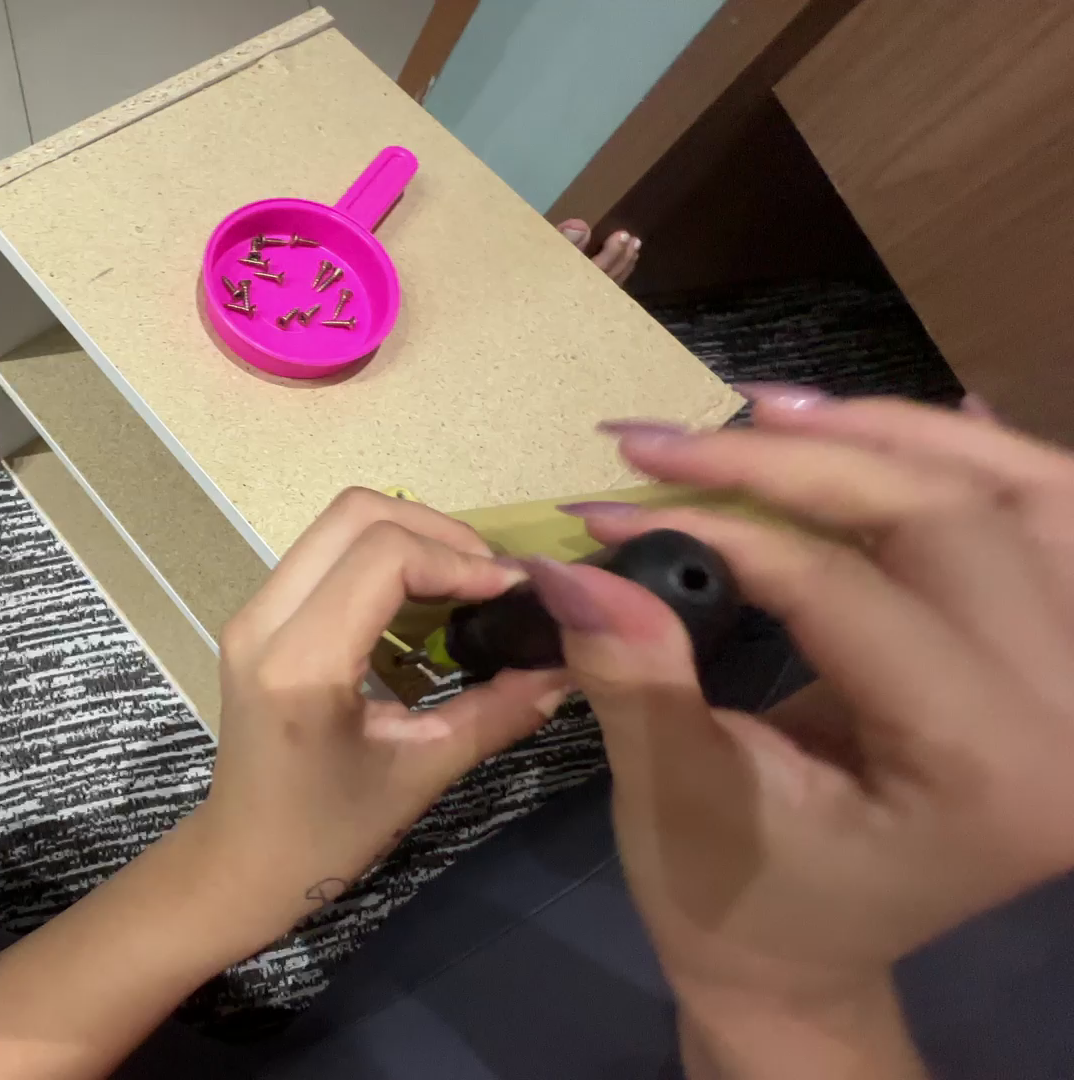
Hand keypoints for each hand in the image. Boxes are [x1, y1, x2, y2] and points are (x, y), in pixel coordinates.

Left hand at [190, 488, 571, 939]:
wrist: (244, 854)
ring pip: (333, 526)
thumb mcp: (420, 772)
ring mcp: (250, 613)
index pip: (383, 556)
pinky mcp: (255, 618)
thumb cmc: (327, 832)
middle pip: (353, 514)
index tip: (516, 591)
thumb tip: (565, 664)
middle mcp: (262, 620)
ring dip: (405, 537)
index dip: (459, 559)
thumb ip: (497, 712)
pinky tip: (417, 598)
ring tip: (463, 584)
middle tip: (491, 578)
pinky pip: (319, 555)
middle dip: (435, 530)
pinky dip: (375, 556)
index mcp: (300, 662)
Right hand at [538, 392, 1073, 1071]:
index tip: (597, 511)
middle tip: (658, 441)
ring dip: (888, 436)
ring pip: (1033, 499)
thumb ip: (629, 669)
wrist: (795, 949)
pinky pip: (1049, 528)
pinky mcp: (1054, 666)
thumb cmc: (724, 890)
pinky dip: (971, 461)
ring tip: (762, 407)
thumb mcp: (667, 787)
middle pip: (955, 519)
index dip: (714, 529)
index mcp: (989, 770)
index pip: (849, 590)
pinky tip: (898, 428)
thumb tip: (565, 565)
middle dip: (787, 459)